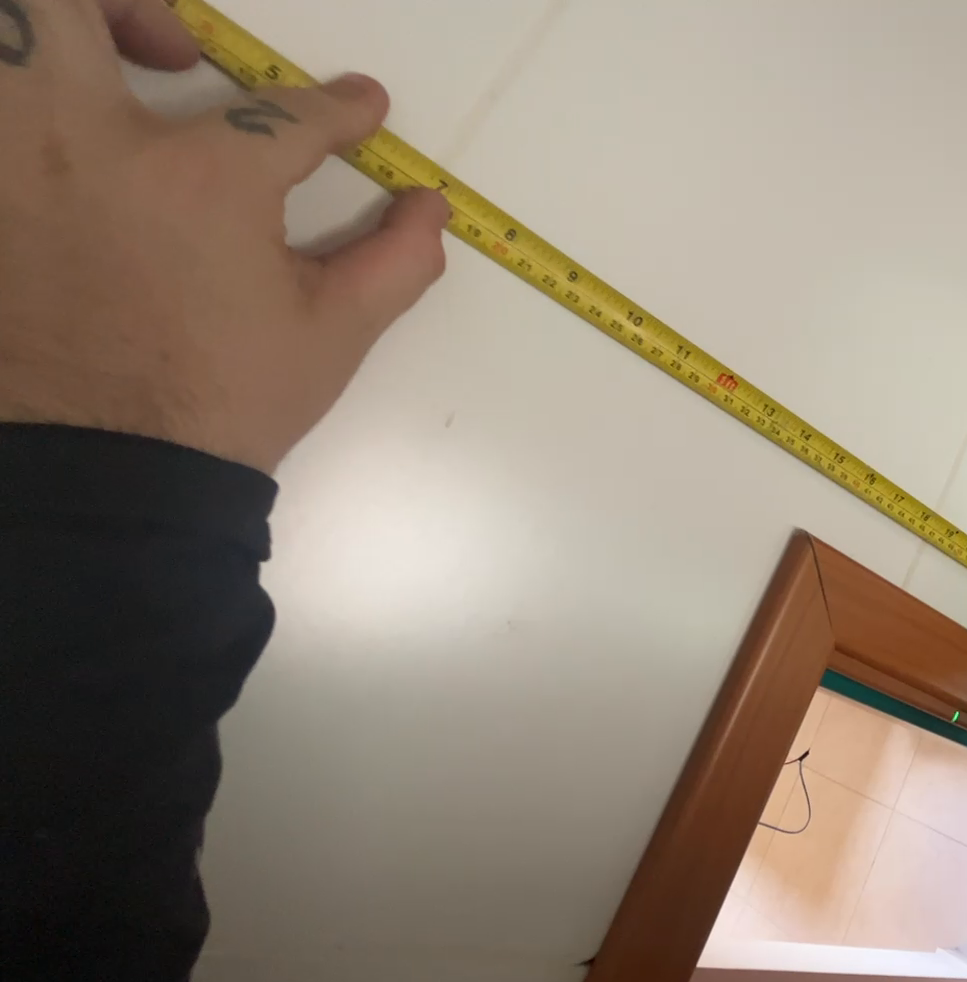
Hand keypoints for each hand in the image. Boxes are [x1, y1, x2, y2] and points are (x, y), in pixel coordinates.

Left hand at [0, 0, 449, 472]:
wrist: (110, 458)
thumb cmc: (235, 391)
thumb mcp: (339, 329)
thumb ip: (398, 259)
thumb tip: (432, 207)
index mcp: (203, 182)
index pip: (286, 116)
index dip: (340, 108)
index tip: (364, 102)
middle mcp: (81, 140)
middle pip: (71, 3)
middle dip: (139, 7)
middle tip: (180, 53)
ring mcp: (1, 159)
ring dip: (58, 32)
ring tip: (102, 75)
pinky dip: (17, 103)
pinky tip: (60, 145)